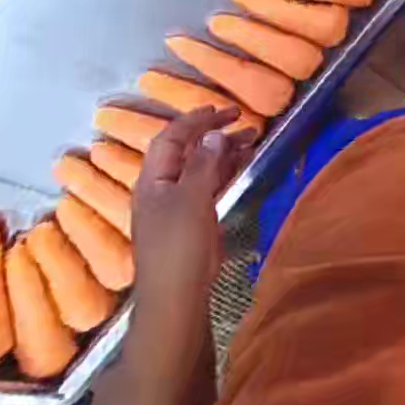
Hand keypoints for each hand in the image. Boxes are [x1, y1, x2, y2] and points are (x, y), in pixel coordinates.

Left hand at [129, 107, 251, 331]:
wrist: (177, 294)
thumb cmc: (179, 245)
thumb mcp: (192, 199)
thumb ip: (203, 164)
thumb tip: (214, 135)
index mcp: (153, 180)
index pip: (171, 139)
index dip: (194, 121)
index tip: (220, 109)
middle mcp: (163, 187)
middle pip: (186, 150)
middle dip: (212, 132)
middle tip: (240, 118)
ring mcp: (178, 203)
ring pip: (202, 166)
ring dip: (224, 149)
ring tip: (251, 137)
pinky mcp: (194, 217)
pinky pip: (211, 183)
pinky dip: (227, 169)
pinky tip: (244, 161)